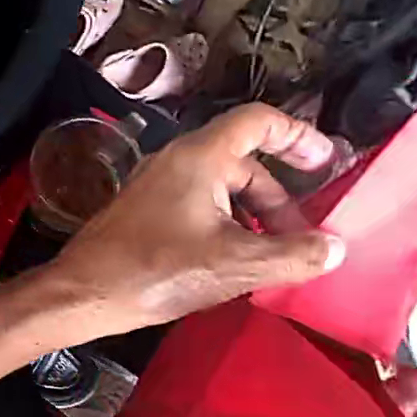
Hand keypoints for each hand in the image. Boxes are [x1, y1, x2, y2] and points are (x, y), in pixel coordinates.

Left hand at [33, 103, 344, 339]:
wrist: (81, 295)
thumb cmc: (155, 271)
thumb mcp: (234, 264)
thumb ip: (292, 255)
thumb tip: (335, 248)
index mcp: (199, 157)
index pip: (258, 121)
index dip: (298, 134)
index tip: (325, 161)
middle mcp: (174, 163)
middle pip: (242, 165)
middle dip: (277, 200)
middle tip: (298, 240)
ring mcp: (153, 189)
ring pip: (218, 192)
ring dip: (250, 219)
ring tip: (267, 259)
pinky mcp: (141, 215)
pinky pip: (194, 210)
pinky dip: (221, 228)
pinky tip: (228, 265)